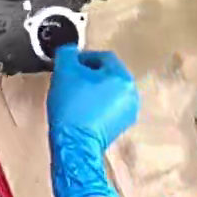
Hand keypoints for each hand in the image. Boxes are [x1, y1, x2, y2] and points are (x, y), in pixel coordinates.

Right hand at [47, 46, 137, 196]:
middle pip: (107, 73)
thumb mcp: (65, 71)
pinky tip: (78, 109)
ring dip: (91, 89)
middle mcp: (131, 94)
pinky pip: (106, 107)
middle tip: (69, 79)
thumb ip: (67, 53)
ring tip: (72, 95)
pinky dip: (94, 104)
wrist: (73, 146)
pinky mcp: (118, 127)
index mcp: (123, 78)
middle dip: (87, 73)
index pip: (103, 56)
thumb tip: (69, 50)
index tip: (69, 64)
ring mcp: (127, 113)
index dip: (83, 57)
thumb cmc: (72, 107)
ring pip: (107, 90)